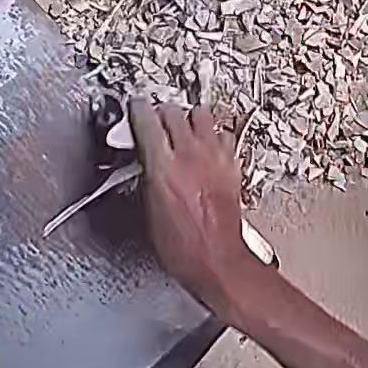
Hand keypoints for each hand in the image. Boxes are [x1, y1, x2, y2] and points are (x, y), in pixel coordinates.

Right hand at [130, 100, 255, 318]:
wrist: (218, 261)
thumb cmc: (183, 247)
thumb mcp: (149, 211)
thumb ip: (147, 174)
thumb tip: (143, 156)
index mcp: (164, 168)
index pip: (146, 120)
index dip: (137, 109)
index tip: (135, 107)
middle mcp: (191, 156)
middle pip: (174, 110)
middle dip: (162, 112)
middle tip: (156, 119)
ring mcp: (215, 158)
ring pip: (202, 113)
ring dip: (189, 117)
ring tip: (182, 127)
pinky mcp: (232, 164)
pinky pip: (223, 134)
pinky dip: (213, 134)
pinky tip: (205, 145)